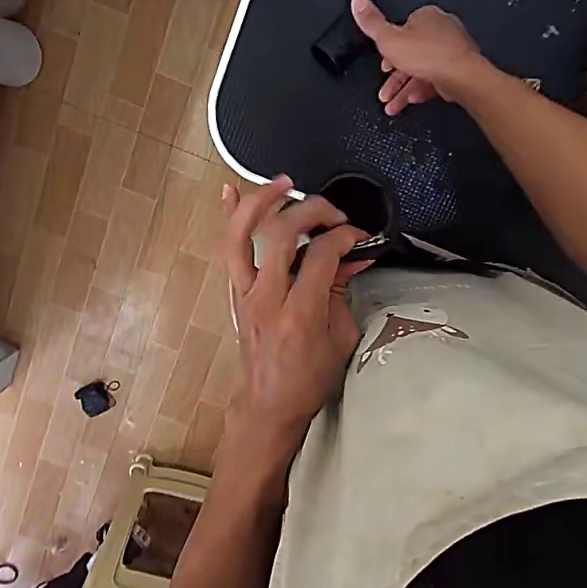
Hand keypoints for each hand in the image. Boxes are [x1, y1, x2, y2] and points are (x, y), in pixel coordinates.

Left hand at [217, 175, 374, 452]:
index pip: (322, 255)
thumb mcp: (341, 336)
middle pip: (281, 234)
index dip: (345, 236)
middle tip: (332, 212)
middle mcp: (267, 298)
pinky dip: (228, 217)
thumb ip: (343, 290)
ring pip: (241, 234)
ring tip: (282, 183)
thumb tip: (352, 256)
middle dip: (311, 211)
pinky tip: (230, 191)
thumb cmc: (309, 378)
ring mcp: (245, 293)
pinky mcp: (236, 292)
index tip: (358, 235)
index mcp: (300, 313)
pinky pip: (228, 249)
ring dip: (260, 201)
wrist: (270, 404)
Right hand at [350, 0, 489, 114]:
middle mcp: (441, 31)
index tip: (383, 67)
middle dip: (396, 77)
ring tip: (393, 105)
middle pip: (412, 56)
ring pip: (423, 71)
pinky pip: (436, 80)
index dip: (389, 52)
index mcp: (426, 17)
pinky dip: (422, 91)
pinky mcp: (458, 70)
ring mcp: (452, 51)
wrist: (463, 77)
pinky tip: (412, 100)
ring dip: (405, 90)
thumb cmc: (432, 56)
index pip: (402, 32)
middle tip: (385, 92)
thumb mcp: (389, 39)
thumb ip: (372, 23)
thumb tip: (357, 2)